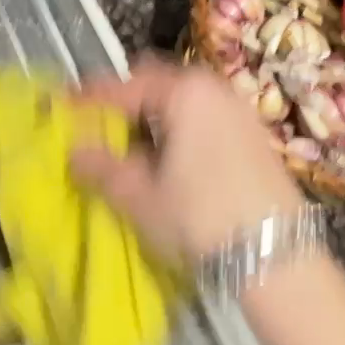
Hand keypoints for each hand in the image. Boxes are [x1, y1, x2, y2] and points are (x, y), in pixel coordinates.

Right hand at [71, 60, 303, 261]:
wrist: (280, 260)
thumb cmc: (200, 216)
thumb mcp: (140, 195)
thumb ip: (101, 167)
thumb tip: (73, 151)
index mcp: (183, 91)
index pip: (124, 86)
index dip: (91, 97)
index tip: (65, 103)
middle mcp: (214, 88)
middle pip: (157, 84)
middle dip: (127, 101)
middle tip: (102, 124)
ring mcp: (240, 111)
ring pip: (185, 102)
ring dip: (157, 116)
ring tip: (136, 146)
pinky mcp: (257, 137)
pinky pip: (207, 118)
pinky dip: (184, 129)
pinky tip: (174, 161)